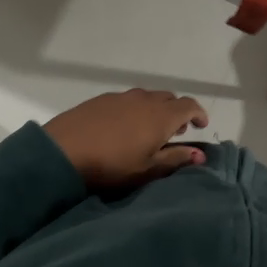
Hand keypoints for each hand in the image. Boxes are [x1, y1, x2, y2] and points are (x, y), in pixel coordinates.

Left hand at [43, 89, 209, 189]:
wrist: (65, 149)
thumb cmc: (112, 164)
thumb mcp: (147, 169)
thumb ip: (175, 159)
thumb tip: (201, 155)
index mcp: (161, 115)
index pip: (188, 105)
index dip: (198, 113)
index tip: (201, 125)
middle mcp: (145, 99)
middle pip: (169, 98)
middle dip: (177, 112)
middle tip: (175, 132)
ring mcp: (122, 96)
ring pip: (148, 97)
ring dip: (156, 109)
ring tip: (150, 130)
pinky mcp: (103, 99)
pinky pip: (129, 99)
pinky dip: (136, 109)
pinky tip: (125, 126)